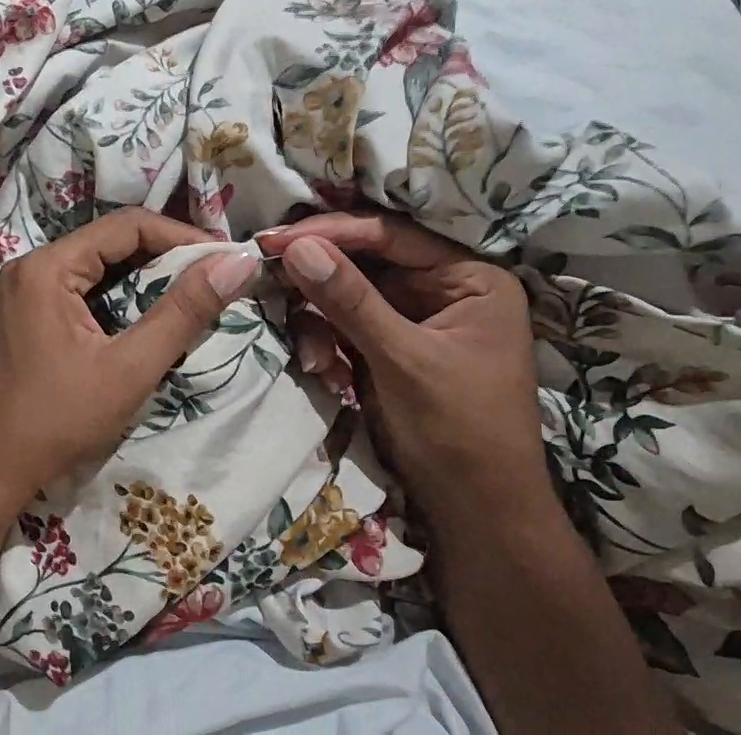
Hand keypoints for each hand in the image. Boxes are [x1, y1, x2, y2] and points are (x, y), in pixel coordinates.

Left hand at [0, 209, 261, 502]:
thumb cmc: (58, 418)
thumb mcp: (130, 367)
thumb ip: (183, 312)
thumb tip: (237, 262)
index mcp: (47, 267)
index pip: (125, 226)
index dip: (181, 236)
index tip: (226, 259)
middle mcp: (28, 267)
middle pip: (108, 243)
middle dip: (165, 259)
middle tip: (215, 283)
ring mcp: (20, 291)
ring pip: (93, 267)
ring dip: (142, 282)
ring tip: (190, 302)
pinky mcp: (21, 314)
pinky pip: (75, 290)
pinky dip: (114, 300)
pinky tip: (145, 322)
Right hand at [255, 212, 545, 521]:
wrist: (473, 508)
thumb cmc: (460, 430)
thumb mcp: (403, 359)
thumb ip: (350, 300)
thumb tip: (297, 246)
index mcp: (470, 280)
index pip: (391, 236)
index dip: (331, 233)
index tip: (273, 239)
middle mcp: (442, 289)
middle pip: (362, 260)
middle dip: (317, 279)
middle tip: (267, 276)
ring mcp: (411, 317)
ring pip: (342, 293)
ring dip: (317, 321)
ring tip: (313, 358)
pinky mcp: (384, 344)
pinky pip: (338, 324)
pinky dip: (322, 342)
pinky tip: (322, 372)